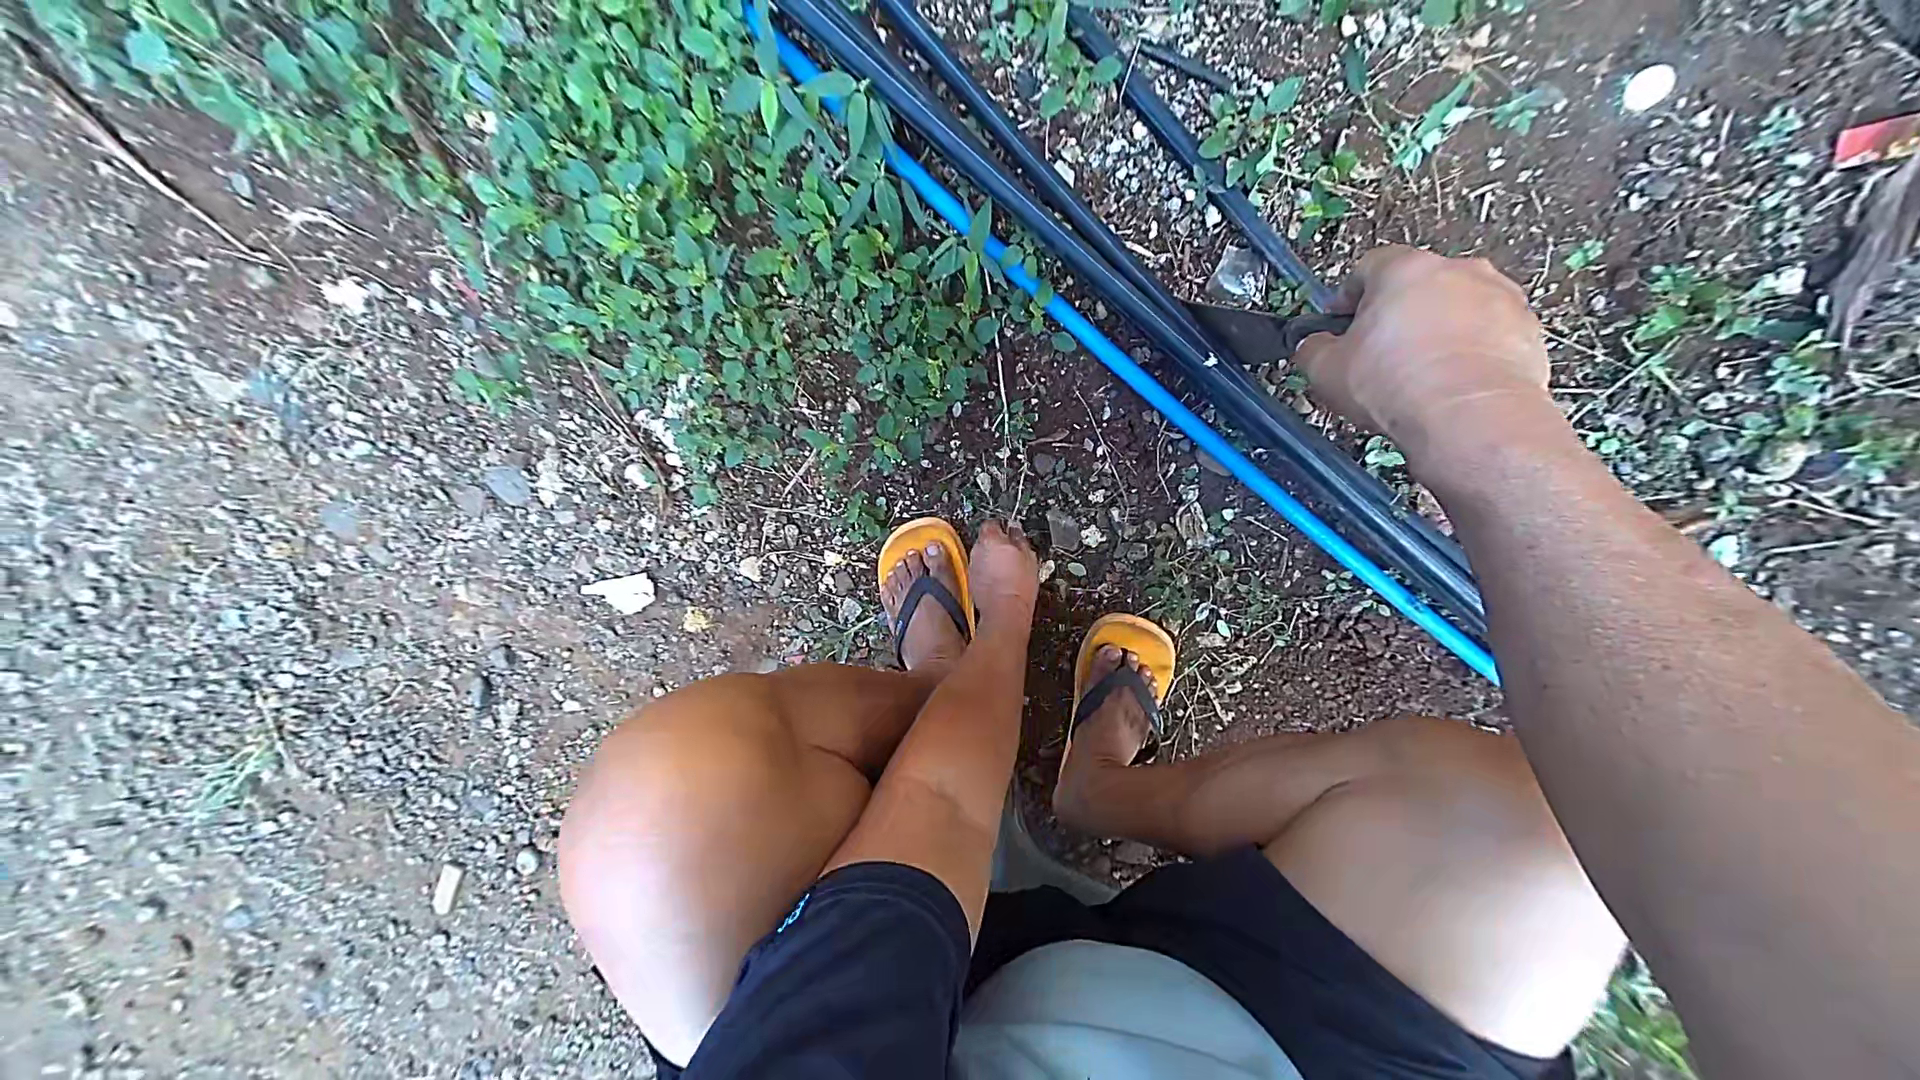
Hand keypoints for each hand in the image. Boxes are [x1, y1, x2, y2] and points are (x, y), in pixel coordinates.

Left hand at [968, 519, 1038, 630]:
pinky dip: (987, 572)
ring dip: (991, 559)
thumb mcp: (1029, 556)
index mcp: (990, 540)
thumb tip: (1016, 531)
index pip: (991, 523)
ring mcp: (972, 566)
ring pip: (981, 555)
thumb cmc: (1018, 585)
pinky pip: (979, 570)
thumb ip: (1020, 539)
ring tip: (1007, 569)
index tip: (1009, 532)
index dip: (1002, 527)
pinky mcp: (971, 580)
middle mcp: (977, 550)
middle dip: (996, 544)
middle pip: (985, 539)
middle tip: (1011, 552)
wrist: (1006, 610)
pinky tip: (1000, 580)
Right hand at [1293, 246, 1558, 474]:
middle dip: (1394, 315)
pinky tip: (1444, 385)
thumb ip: (1312, 348)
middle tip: (1374, 353)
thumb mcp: (1325, 370)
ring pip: (1454, 308)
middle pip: (1415, 285)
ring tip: (1412, 375)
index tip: (1339, 321)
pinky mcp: (1525, 328)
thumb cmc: (1398, 385)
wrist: (1468, 414)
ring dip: (1433, 332)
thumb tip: (1311, 345)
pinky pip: (1486, 334)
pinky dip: (1466, 352)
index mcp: (1404, 270)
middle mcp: (1456, 271)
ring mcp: (1498, 297)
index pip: (1367, 267)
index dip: (1347, 296)